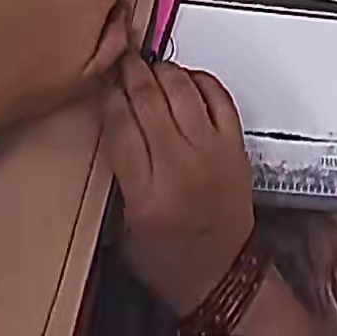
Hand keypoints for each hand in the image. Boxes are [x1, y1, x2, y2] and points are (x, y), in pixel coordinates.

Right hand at [101, 58, 254, 313]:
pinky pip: (217, 94)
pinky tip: (185, 77)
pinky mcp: (235, 144)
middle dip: (131, 71)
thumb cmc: (169, 257)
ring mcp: (212, 152)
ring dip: (162, 69)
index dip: (108, 94)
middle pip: (149, 99)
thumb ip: (115, 172)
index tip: (101, 82)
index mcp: (147, 195)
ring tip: (150, 66)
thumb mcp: (124, 226)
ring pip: (182, 88)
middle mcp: (181, 168)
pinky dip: (199, 78)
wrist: (223, 276)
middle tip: (122, 59)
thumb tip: (108, 112)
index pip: (120, 125)